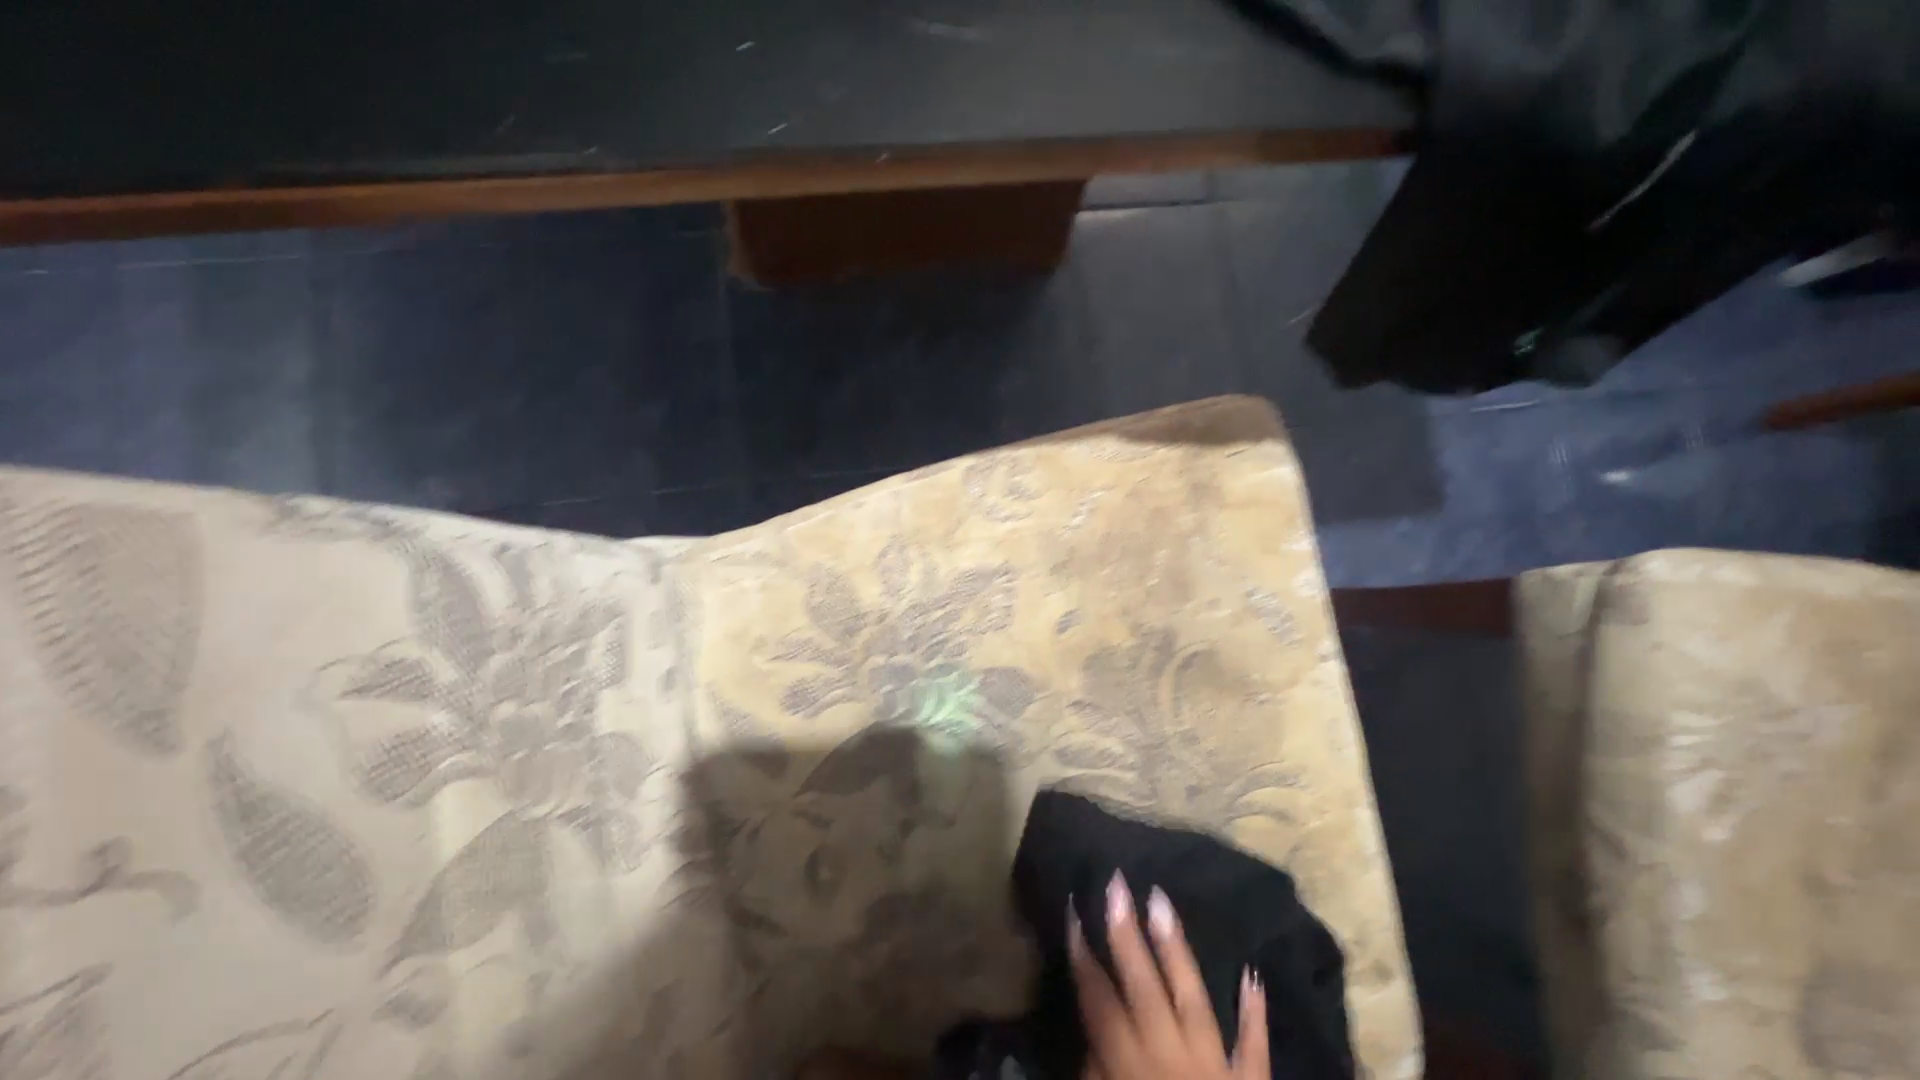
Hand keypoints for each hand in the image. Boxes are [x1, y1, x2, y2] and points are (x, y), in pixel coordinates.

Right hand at [1069, 871, 1268, 1079]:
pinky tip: (1252, 974)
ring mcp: (1214, 1064)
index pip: (1100, 1000)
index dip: (1084, 956)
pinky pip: (1253, 1044)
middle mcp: (1171, 1054)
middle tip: (1117, 883)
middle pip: (1144, 986)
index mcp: (1130, 1064)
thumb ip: (1095, 1071)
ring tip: (1161, 900)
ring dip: (1176, 949)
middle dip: (1127, 933)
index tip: (1074, 911)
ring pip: (1193, 997)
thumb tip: (1093, 1036)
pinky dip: (1254, 1010)